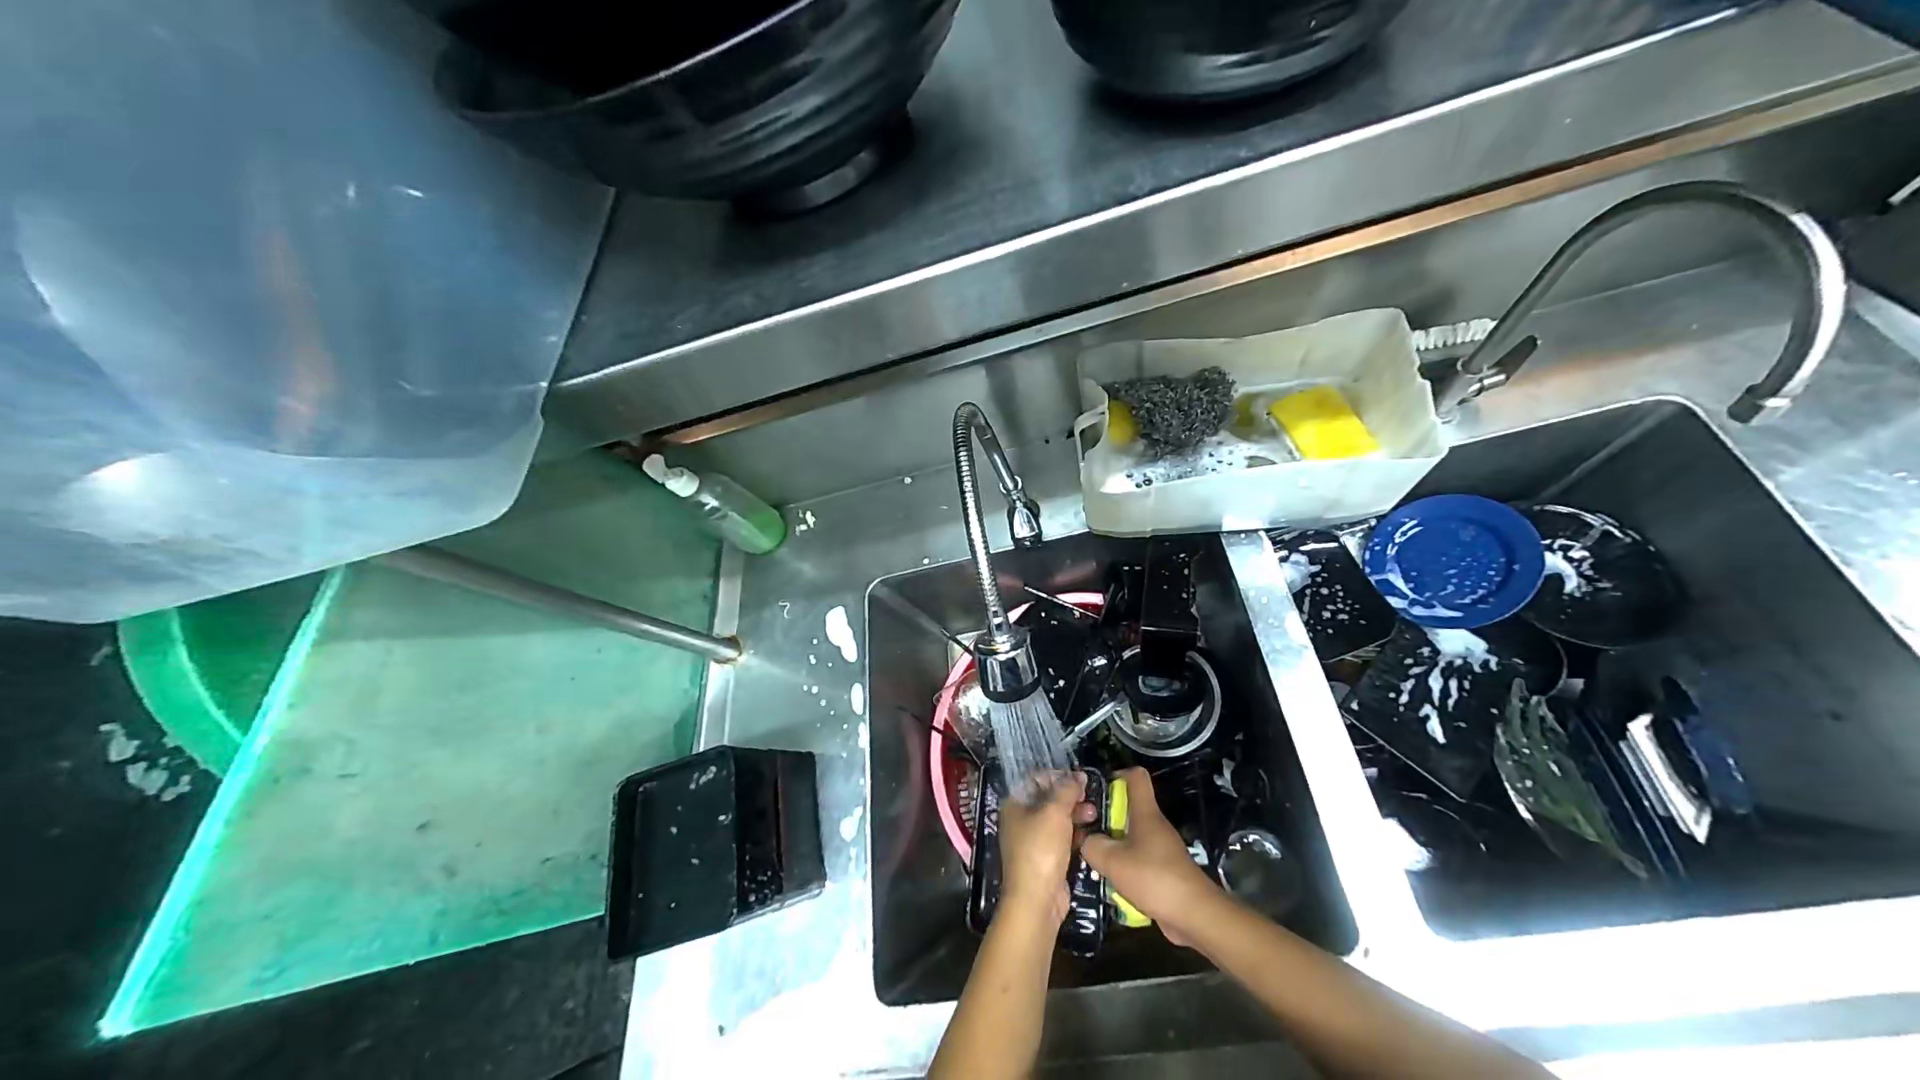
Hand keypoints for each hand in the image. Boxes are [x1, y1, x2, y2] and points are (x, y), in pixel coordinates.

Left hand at [997, 771, 1095, 924]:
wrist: (1036, 899)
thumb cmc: (1041, 848)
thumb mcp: (1054, 812)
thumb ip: (1066, 789)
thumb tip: (1077, 775)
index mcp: (1014, 803)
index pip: (1035, 778)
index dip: (1058, 775)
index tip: (1079, 778)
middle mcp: (1020, 818)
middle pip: (1047, 798)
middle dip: (1070, 795)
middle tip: (1089, 796)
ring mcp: (1033, 839)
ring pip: (1056, 818)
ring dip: (1075, 813)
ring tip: (1093, 814)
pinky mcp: (1046, 857)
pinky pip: (1061, 837)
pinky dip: (1074, 832)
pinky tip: (1089, 833)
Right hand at [1080, 767, 1222, 945]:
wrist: (1195, 915)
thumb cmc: (1154, 878)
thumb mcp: (1113, 860)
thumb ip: (1092, 845)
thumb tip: (1086, 841)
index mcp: (1146, 813)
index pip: (1135, 776)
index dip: (1115, 775)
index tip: (1095, 790)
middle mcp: (1154, 825)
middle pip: (1127, 808)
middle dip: (1104, 817)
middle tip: (1084, 831)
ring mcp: (1160, 848)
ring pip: (1129, 837)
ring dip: (1111, 846)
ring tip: (1092, 859)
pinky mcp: (1162, 869)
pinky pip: (1136, 859)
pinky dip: (1123, 867)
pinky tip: (1110, 883)